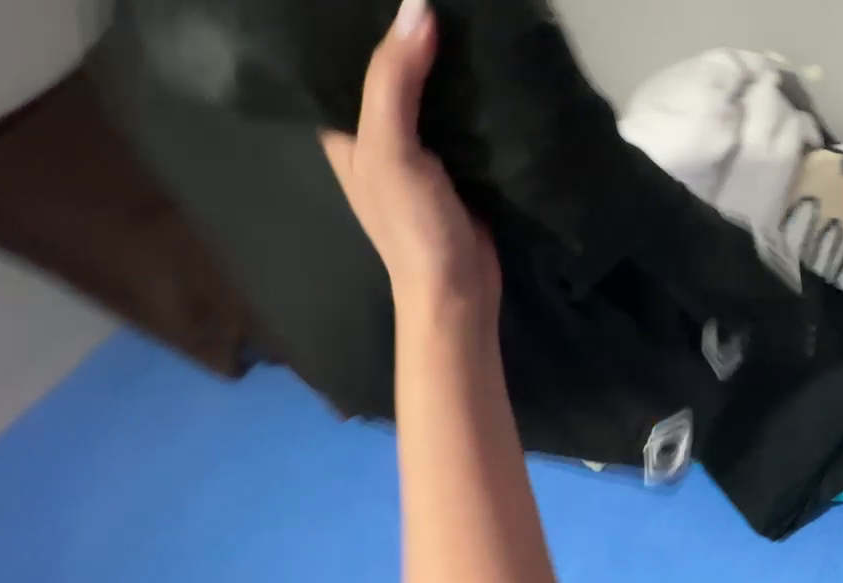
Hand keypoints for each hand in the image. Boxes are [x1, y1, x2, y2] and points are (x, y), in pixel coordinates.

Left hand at [320, 0, 500, 329]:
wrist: (460, 293)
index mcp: (347, 129)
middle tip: (444, 1)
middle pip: (395, 76)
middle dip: (416, 43)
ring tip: (472, 24)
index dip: (365, 25)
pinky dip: (480, 107)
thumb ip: (396, 78)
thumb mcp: (390, 146)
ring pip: (436, 100)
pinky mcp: (466, 174)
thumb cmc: (411, 227)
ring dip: (453, 72)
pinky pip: (470, 129)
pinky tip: (496, 78)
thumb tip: (419, 7)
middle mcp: (383, 138)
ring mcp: (427, 158)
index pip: (348, 60)